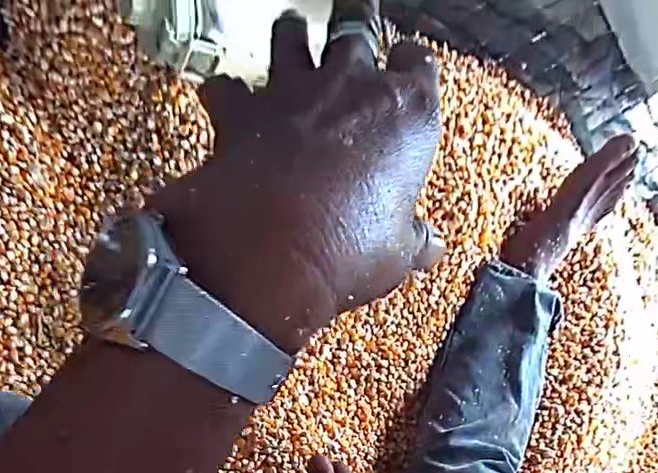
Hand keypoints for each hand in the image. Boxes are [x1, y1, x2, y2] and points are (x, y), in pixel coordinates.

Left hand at [150, 0, 442, 351]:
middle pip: (357, 29)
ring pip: (292, 35)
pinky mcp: (242, 113)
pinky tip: (227, 101)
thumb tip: (430, 246)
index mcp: (406, 114)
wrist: (274, 259)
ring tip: (295, 47)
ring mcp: (294, 92)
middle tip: (353, 36)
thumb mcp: (395, 254)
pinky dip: (227, 94)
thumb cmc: (346, 252)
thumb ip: (413, 239)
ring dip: (294, 40)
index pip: (418, 64)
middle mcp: (352, 86)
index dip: (409, 69)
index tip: (403, 74)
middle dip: (355, 32)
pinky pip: (228, 87)